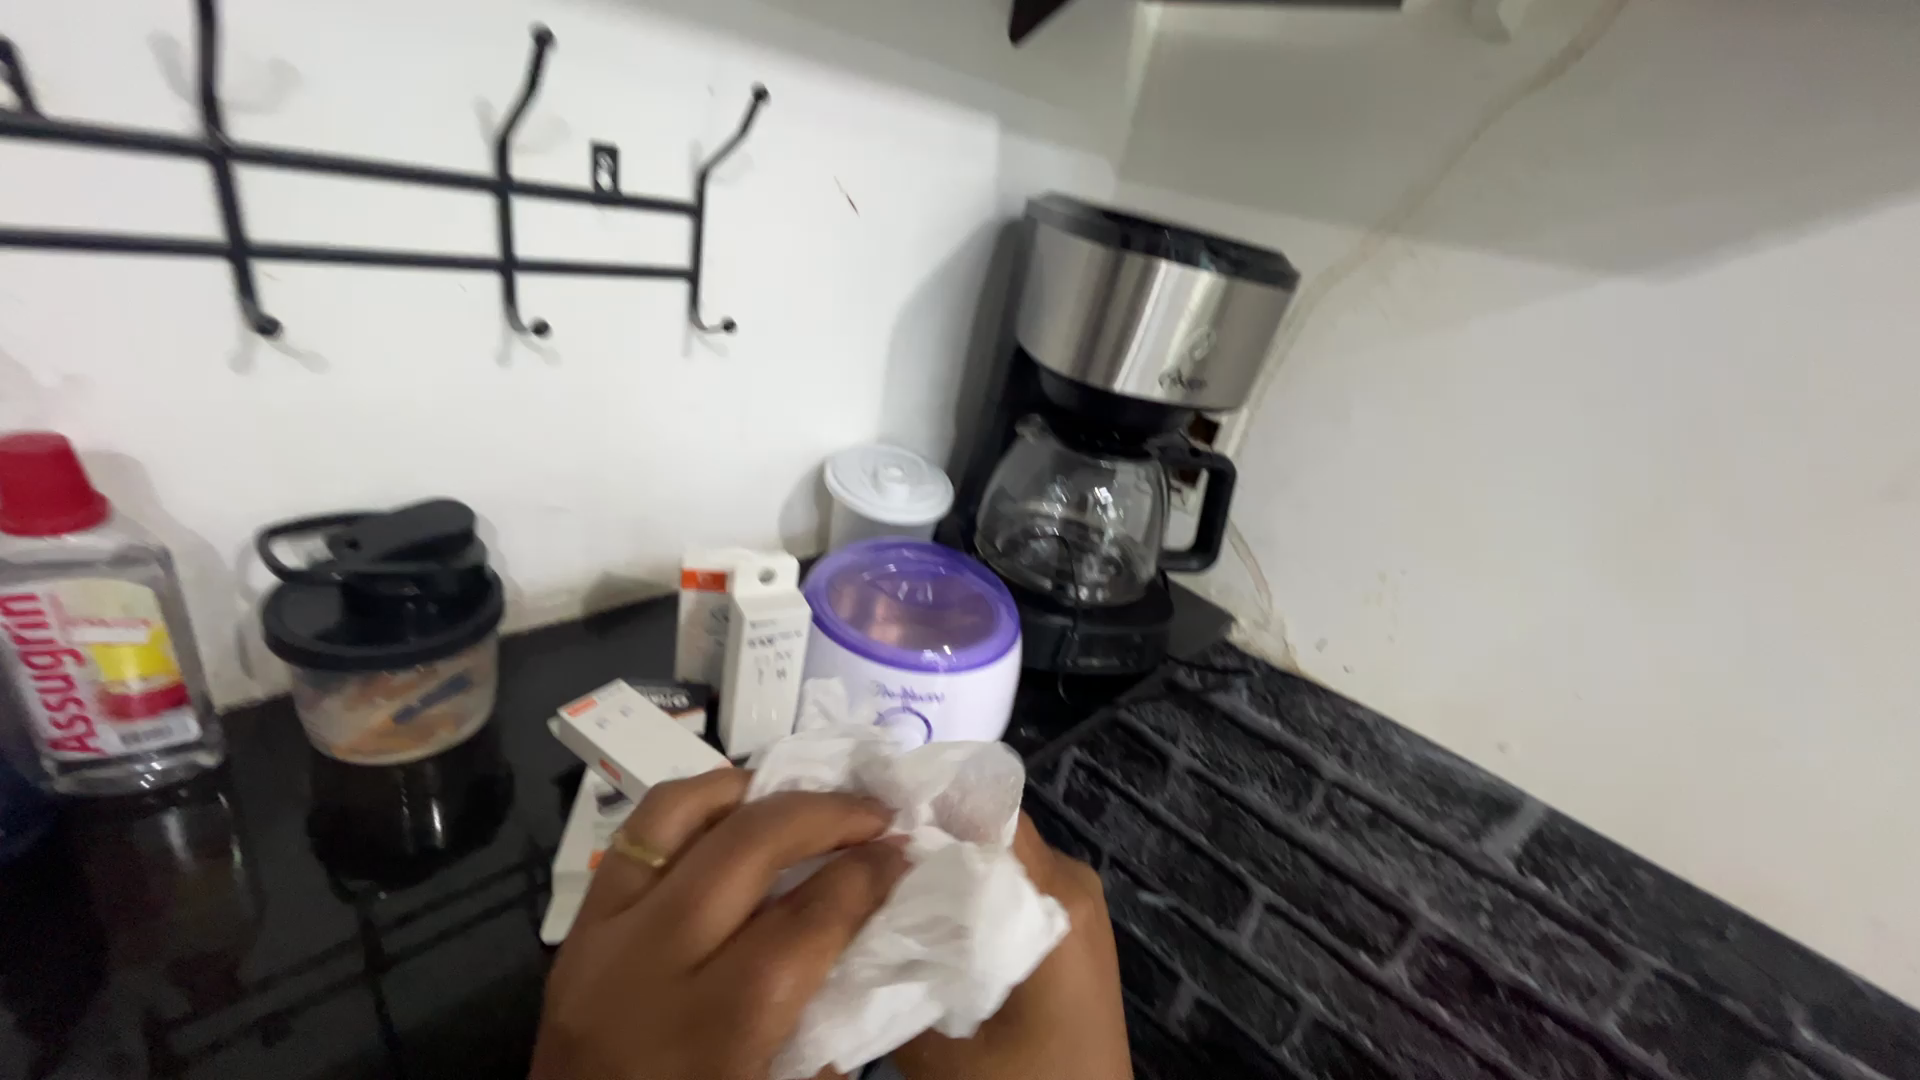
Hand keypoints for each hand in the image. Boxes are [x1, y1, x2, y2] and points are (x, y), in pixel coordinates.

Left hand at [531, 770, 907, 1079]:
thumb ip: (834, 1006)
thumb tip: (878, 912)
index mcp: (711, 1035)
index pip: (805, 922)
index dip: (864, 875)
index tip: (900, 853)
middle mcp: (647, 971)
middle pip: (748, 847)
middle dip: (826, 815)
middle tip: (874, 815)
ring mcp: (599, 938)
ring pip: (681, 814)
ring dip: (757, 791)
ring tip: (805, 800)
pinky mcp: (577, 924)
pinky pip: (639, 829)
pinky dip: (698, 802)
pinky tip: (739, 810)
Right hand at [891, 814, 1131, 1079]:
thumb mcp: (947, 1055)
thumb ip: (897, 982)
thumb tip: (851, 923)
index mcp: (1056, 897)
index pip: (994, 815)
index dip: (935, 810)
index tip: (881, 821)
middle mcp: (1074, 882)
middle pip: (997, 835)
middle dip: (937, 843)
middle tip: (875, 860)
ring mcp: (1080, 902)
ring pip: (1005, 859)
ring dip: (956, 870)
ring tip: (897, 887)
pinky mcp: (1076, 924)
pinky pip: (1021, 884)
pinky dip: (980, 893)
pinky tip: (938, 918)